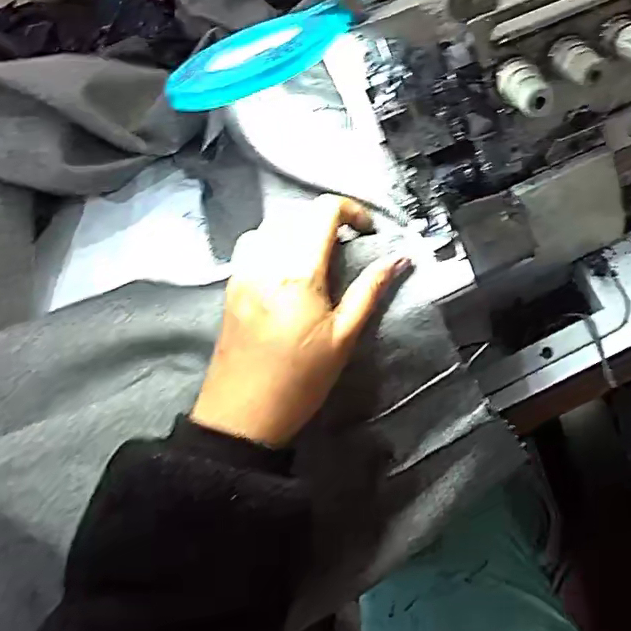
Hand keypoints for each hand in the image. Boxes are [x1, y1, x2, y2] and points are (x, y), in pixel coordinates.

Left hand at [189, 197, 409, 446]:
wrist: (240, 420)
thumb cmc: (301, 380)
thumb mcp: (346, 337)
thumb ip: (371, 290)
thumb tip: (398, 258)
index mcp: (298, 274)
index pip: (322, 212)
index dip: (352, 211)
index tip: (368, 232)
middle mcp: (265, 265)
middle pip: (296, 212)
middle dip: (327, 217)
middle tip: (349, 241)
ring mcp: (243, 274)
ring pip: (270, 224)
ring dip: (299, 226)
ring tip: (319, 250)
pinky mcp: (231, 287)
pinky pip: (252, 243)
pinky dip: (275, 239)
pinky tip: (290, 265)